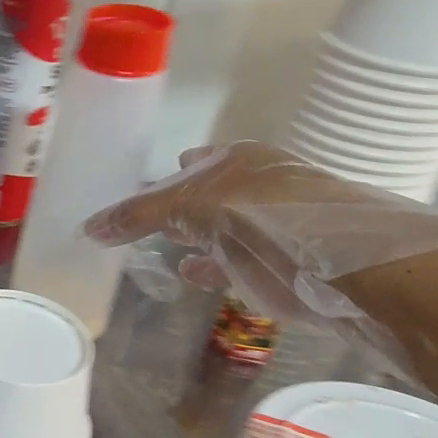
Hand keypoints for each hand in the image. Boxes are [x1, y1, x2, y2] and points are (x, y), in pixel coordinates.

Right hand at [84, 141, 437, 325]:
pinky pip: (240, 267)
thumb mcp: (187, 207)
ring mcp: (280, 229)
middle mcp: (262, 188)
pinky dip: (216, 271)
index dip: (165, 177)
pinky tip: (195, 277)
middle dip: (179, 210)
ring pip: (226, 233)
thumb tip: (87, 228)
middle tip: (142, 226)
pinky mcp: (292, 269)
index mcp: (240, 160)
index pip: (193, 163)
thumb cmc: (263, 216)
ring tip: (163, 254)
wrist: (350, 267)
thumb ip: (137, 216)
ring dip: (198, 243)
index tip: (136, 193)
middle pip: (209, 198)